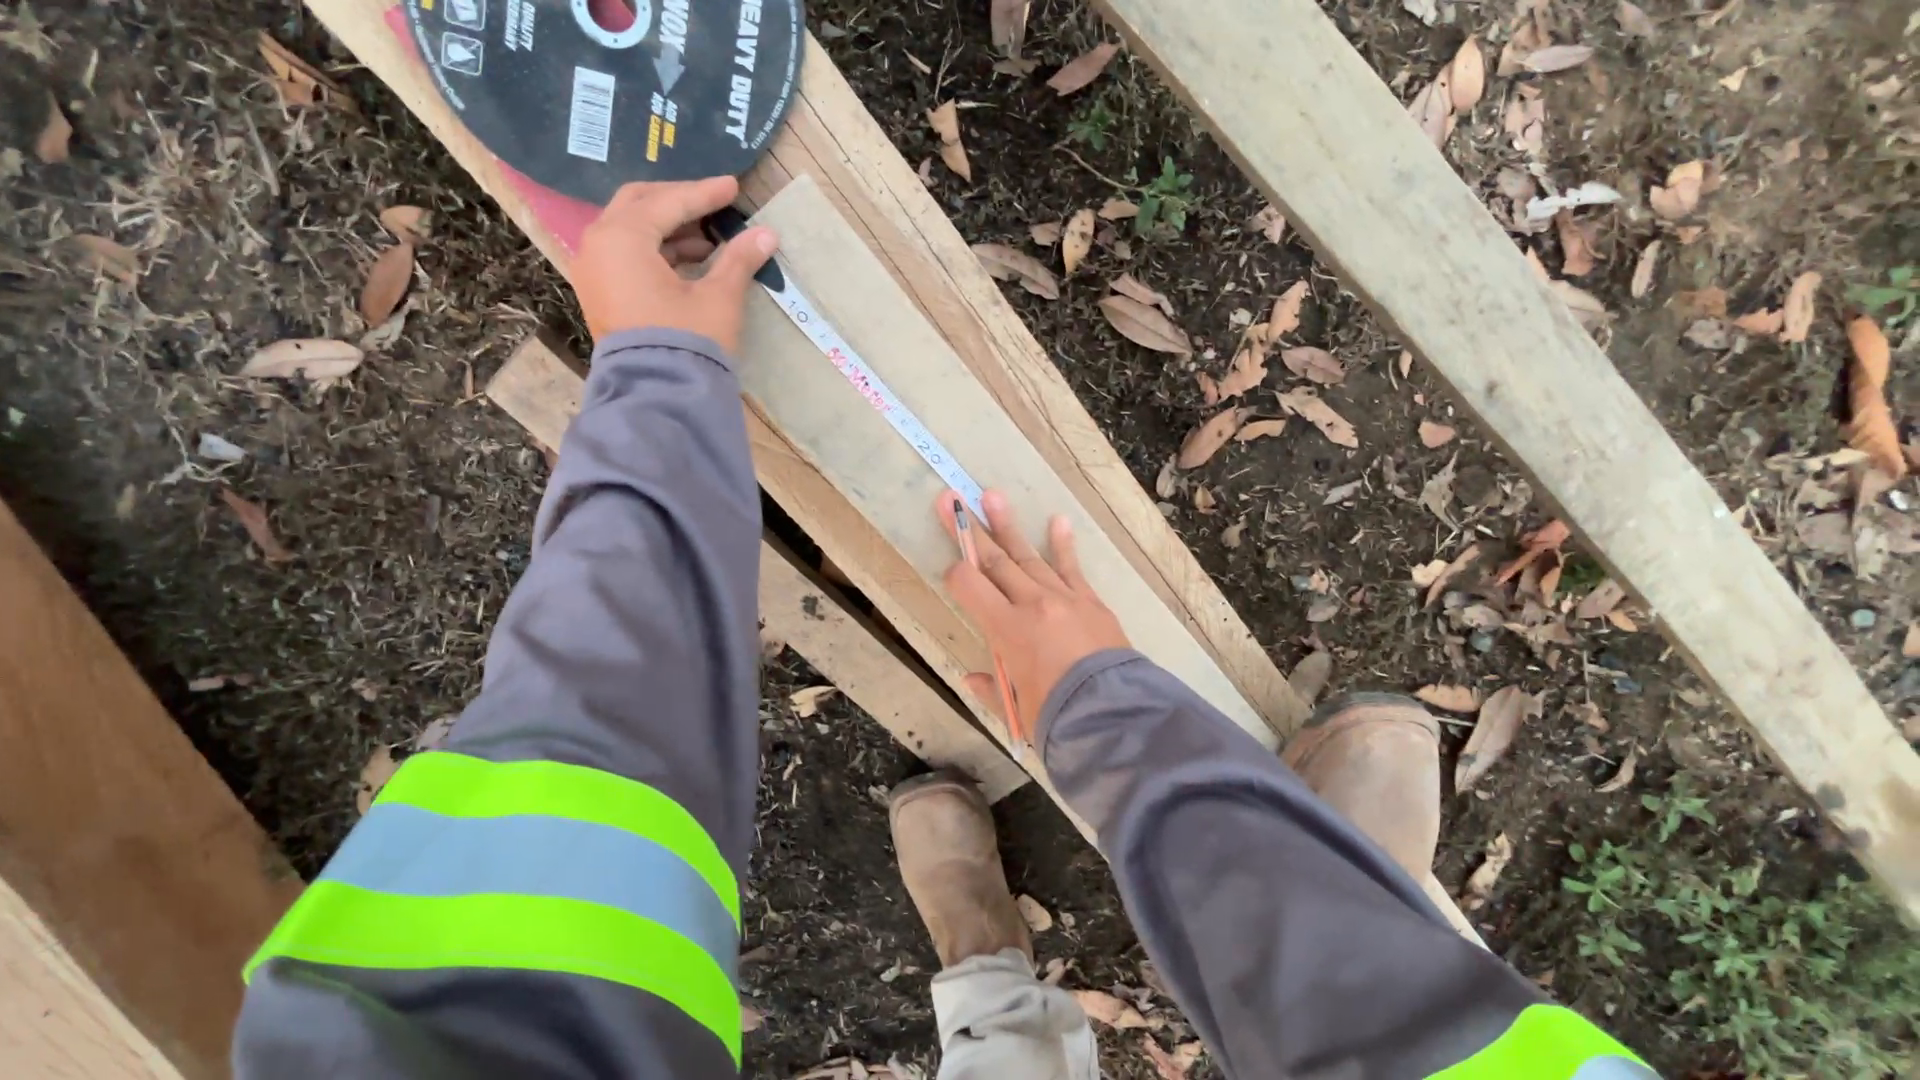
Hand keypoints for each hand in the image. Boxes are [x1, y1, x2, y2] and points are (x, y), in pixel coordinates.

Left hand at [569, 176, 777, 351]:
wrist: (658, 396)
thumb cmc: (688, 340)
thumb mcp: (718, 298)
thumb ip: (739, 260)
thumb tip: (767, 234)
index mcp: (622, 238)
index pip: (668, 202)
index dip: (704, 194)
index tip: (733, 187)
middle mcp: (598, 246)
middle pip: (638, 205)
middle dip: (677, 202)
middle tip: (712, 204)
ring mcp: (594, 272)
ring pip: (630, 231)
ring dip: (668, 229)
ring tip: (708, 242)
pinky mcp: (601, 295)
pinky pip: (624, 256)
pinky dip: (654, 251)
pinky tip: (688, 263)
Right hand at [938, 490, 1129, 736]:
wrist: (1117, 715)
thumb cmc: (1059, 717)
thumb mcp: (1017, 711)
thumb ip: (992, 690)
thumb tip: (972, 678)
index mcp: (1007, 629)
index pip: (970, 586)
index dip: (956, 574)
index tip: (949, 568)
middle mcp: (1033, 604)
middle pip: (995, 561)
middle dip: (970, 530)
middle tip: (951, 499)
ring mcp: (1064, 598)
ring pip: (1030, 556)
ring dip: (1008, 526)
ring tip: (993, 496)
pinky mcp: (1091, 602)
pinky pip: (1072, 569)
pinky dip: (1063, 545)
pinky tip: (1058, 521)